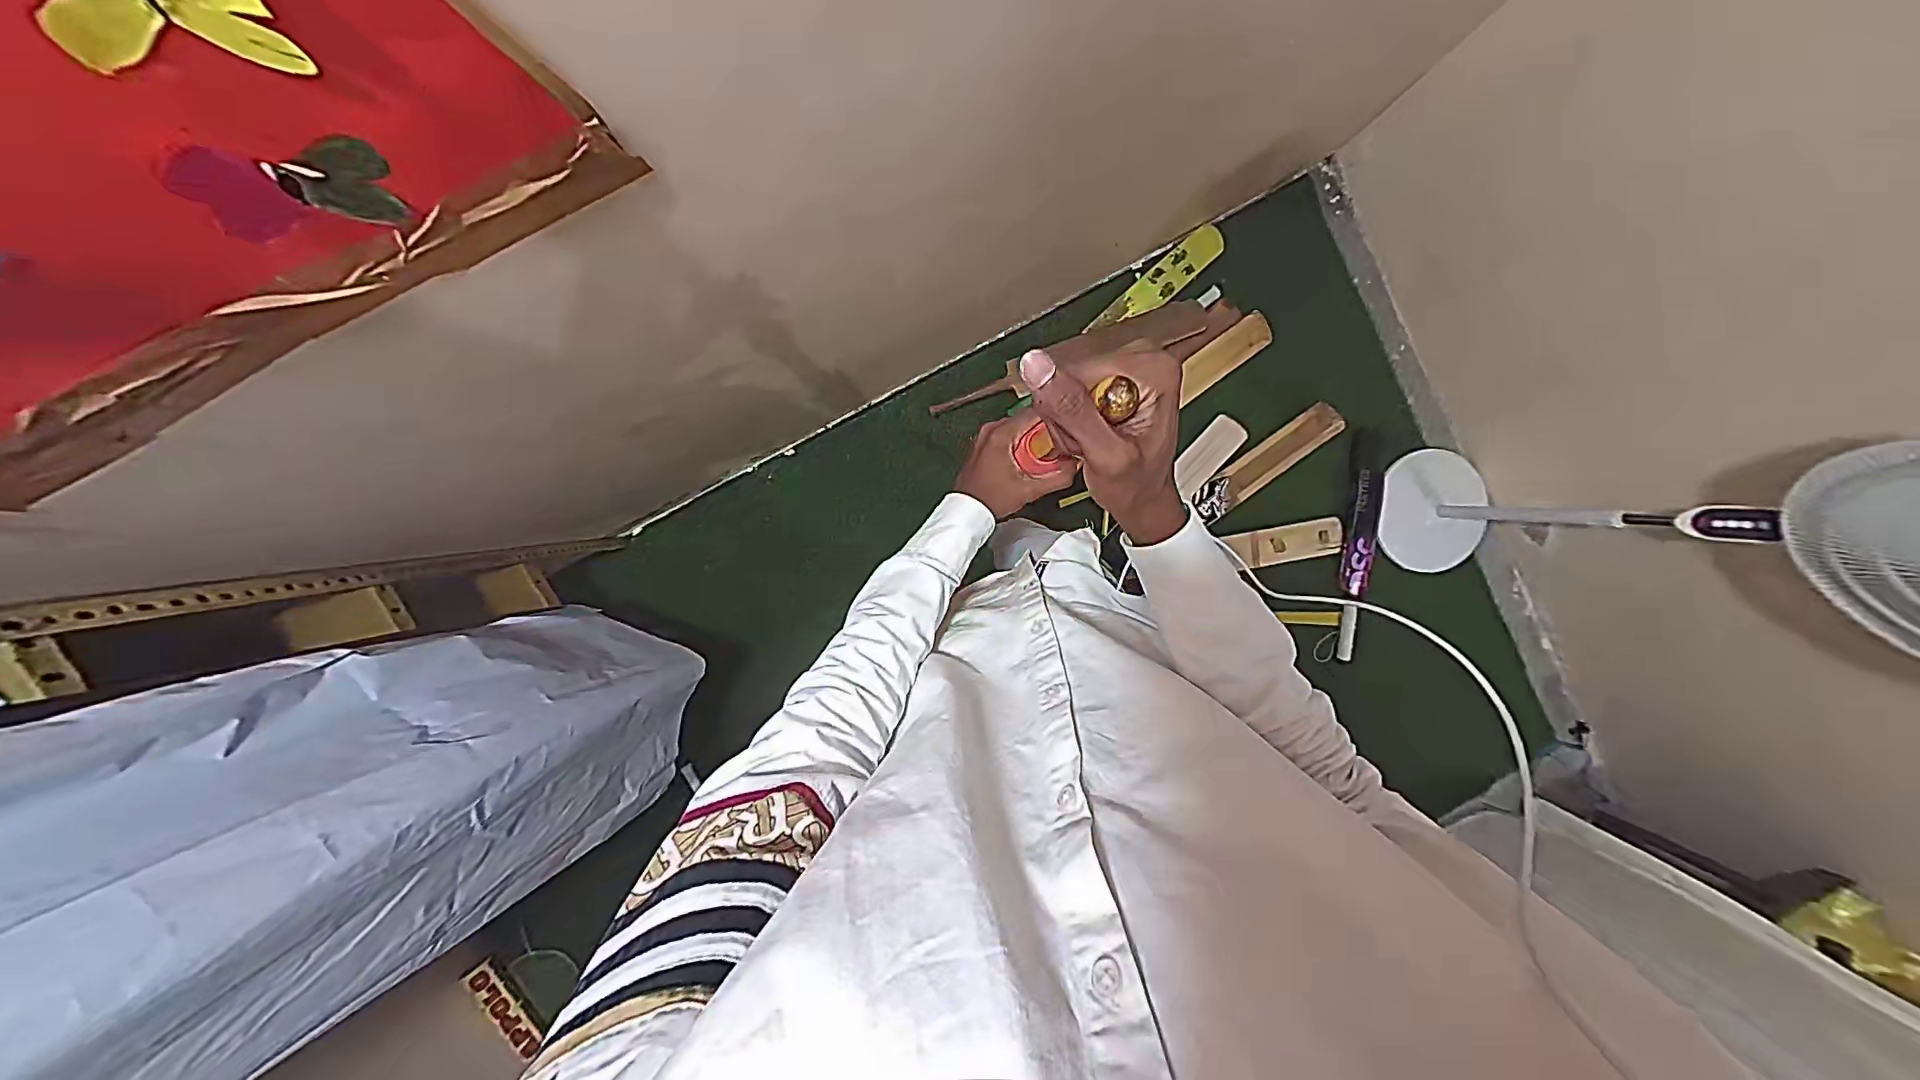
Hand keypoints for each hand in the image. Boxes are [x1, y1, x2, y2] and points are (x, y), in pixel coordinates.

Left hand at [952, 415, 1080, 518]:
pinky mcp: (986, 443)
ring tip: (1039, 460)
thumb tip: (1075, 466)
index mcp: (1001, 433)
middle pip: (1030, 420)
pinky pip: (1011, 436)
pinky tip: (1024, 462)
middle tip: (1054, 452)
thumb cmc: (988, 498)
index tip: (1065, 435)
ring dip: (1033, 441)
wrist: (967, 509)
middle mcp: (992, 429)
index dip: (1056, 423)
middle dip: (1045, 435)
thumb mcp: (1030, 490)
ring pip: (1021, 428)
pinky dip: (1021, 445)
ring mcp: (987, 435)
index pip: (1038, 412)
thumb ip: (1057, 477)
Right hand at [1021, 343, 1187, 544]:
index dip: (1069, 407)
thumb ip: (1071, 409)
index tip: (1087, 434)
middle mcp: (1143, 360)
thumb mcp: (1104, 454)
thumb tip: (1038, 367)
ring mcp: (1125, 369)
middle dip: (1068, 414)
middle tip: (1090, 442)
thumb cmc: (1137, 483)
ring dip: (1066, 420)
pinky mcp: (1108, 378)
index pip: (1080, 369)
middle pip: (1071, 373)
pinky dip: (1068, 420)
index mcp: (1154, 369)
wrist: (1142, 498)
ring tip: (1090, 441)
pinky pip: (1066, 390)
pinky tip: (1087, 434)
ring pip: (1064, 383)